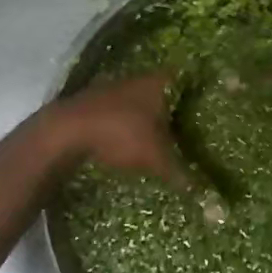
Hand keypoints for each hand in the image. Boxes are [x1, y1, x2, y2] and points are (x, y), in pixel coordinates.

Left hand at [36, 71, 191, 190]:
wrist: (65, 130)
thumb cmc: (121, 134)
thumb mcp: (156, 158)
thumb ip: (181, 173)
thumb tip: (206, 195)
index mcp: (160, 83)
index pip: (187, 80)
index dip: (197, 91)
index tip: (204, 105)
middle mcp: (139, 77)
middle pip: (163, 88)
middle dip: (172, 106)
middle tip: (185, 124)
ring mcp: (114, 86)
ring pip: (139, 97)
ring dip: (147, 113)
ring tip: (158, 134)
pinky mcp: (93, 99)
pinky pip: (119, 107)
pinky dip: (126, 119)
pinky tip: (128, 137)